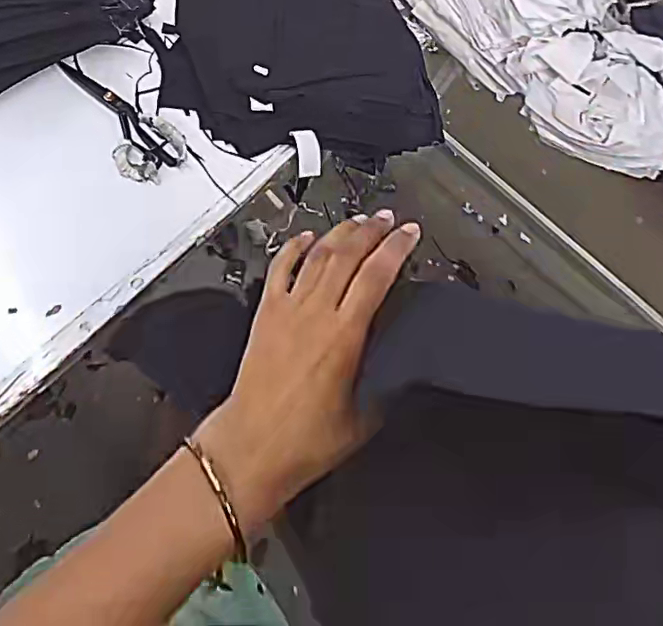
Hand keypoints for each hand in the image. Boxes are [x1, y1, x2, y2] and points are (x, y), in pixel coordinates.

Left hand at [191, 212, 419, 534]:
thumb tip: (399, 365)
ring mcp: (288, 309)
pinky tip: (306, 238)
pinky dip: (295, 248)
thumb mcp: (364, 416)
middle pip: (347, 255)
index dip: (396, 248)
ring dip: (339, 233)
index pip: (376, 275)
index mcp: (344, 336)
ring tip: (357, 221)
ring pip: (317, 255)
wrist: (254, 444)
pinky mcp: (266, 313)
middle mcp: (315, 314)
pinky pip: (281, 268)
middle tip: (387, 219)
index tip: (408, 233)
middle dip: (371, 231)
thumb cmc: (304, 438)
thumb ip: (384, 382)